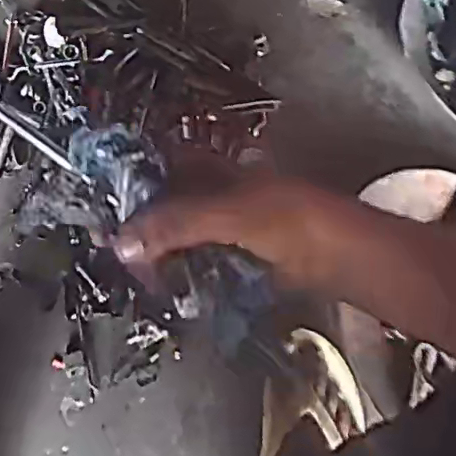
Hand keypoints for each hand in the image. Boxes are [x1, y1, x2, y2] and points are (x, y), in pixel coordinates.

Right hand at [114, 175, 353, 291]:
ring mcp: (229, 225)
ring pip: (183, 235)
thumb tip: (123, 241)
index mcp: (210, 168)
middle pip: (166, 205)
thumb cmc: (292, 219)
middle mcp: (215, 192)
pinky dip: (187, 272)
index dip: (130, 185)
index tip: (106, 210)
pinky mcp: (242, 255)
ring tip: (138, 274)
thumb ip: (174, 225)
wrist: (349, 259)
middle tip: (118, 252)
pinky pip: (202, 261)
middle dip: (142, 226)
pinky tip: (173, 287)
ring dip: (162, 253)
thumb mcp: (227, 216)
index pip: (157, 169)